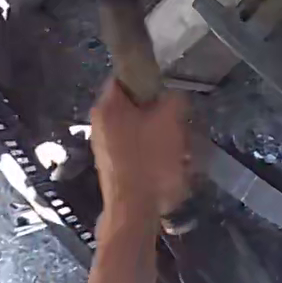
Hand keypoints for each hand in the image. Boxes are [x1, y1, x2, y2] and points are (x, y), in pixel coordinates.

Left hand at [90, 80, 191, 223]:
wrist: (135, 209)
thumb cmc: (150, 159)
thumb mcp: (171, 120)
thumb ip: (175, 98)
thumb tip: (174, 95)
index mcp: (108, 107)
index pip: (124, 74)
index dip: (148, 73)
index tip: (170, 82)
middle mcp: (100, 123)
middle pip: (134, 102)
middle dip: (160, 107)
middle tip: (180, 114)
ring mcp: (106, 145)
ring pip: (139, 124)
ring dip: (161, 129)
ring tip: (180, 140)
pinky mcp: (115, 164)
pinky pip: (138, 145)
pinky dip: (155, 147)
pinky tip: (170, 159)